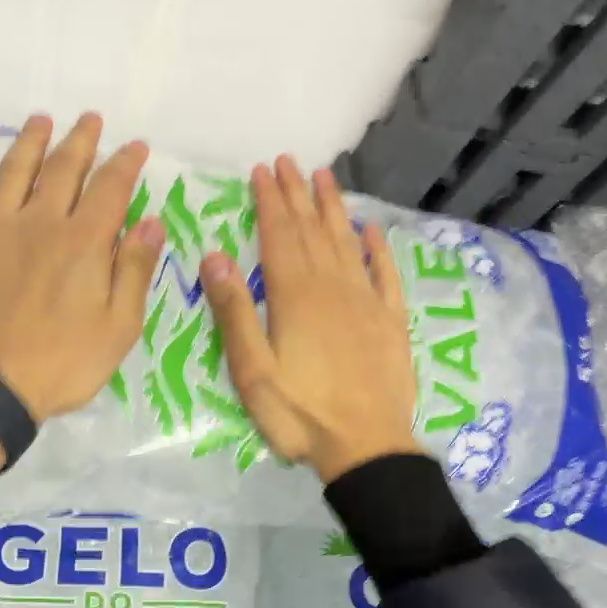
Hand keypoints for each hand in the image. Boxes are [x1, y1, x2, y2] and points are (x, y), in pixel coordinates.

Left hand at [0, 113, 166, 483]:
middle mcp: (38, 224)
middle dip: (80, 141)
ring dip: (27, 144)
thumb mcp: (119, 326)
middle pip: (62, 170)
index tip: (136, 145)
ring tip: (39, 121)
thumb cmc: (63, 363)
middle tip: (90, 120)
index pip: (110, 188)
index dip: (125, 163)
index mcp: (83, 242)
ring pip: (11, 175)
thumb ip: (135, 271)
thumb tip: (150, 222)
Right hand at [203, 158, 422, 482]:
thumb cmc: (301, 414)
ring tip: (325, 177)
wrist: (367, 446)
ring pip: (347, 243)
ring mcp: (367, 302)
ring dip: (334, 209)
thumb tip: (214, 255)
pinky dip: (378, 250)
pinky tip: (371, 231)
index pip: (279, 237)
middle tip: (290, 161)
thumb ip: (234, 311)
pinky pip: (385, 275)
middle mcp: (333, 288)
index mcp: (295, 297)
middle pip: (313, 231)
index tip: (263, 171)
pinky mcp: (392, 322)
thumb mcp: (253, 370)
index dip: (270, 202)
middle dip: (298, 195)